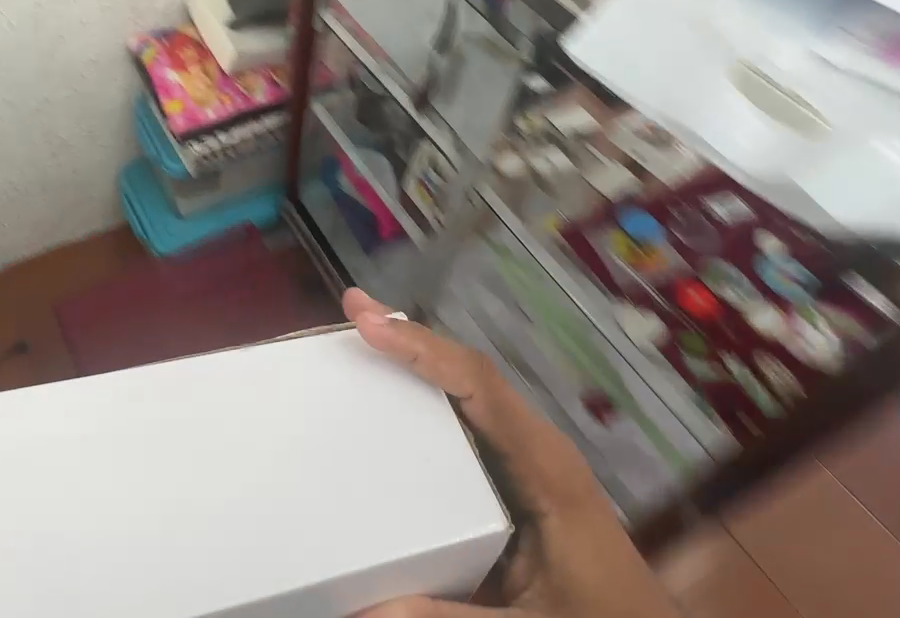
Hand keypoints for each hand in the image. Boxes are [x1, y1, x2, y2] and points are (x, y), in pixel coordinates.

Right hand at [342, 289, 678, 617]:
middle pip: (468, 372)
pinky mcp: (519, 473)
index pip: (478, 385)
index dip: (423, 349)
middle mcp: (535, 445)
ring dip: (419, 357)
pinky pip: (470, 416)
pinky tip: (397, 395)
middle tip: (354, 311)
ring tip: (366, 336)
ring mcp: (528, 455)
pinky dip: (430, 391)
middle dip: (411, 337)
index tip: (370, 326)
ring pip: (469, 388)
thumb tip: (362, 606)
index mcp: (545, 467)